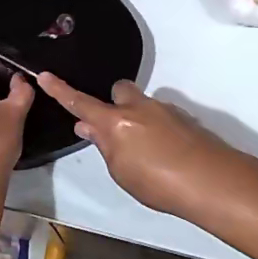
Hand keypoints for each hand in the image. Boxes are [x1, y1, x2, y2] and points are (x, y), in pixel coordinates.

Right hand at [37, 73, 240, 217]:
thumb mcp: (121, 172)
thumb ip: (105, 147)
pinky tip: (166, 156)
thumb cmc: (158, 183)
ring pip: (143, 105)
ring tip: (146, 155)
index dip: (60, 90)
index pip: (80, 102)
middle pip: (120, 91)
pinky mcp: (186, 119)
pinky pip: (162, 117)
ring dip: (138, 120)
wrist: (213, 182)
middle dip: (114, 102)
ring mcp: (165, 110)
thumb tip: (90, 128)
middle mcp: (139, 108)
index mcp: (115, 122)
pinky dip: (158, 131)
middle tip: (115, 129)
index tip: (44, 76)